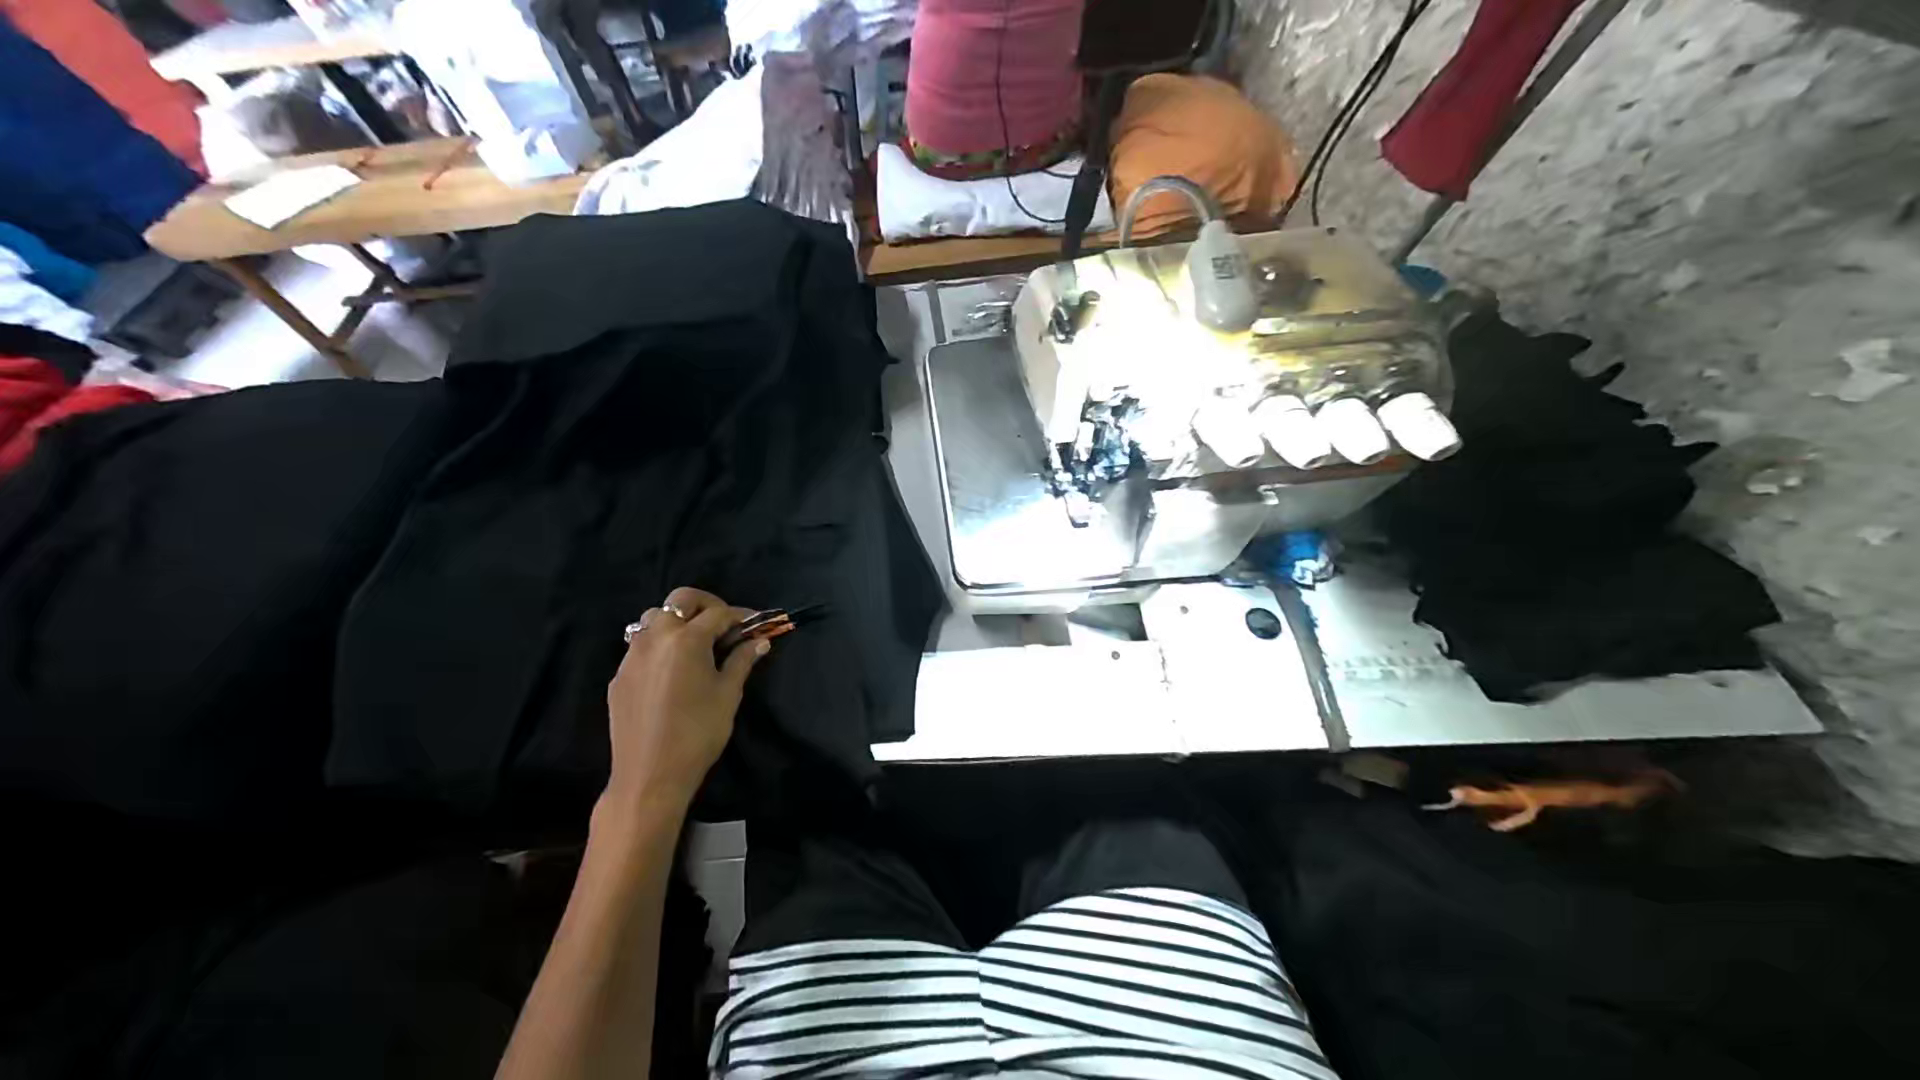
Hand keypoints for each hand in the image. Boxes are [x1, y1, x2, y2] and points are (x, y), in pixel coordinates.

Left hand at [604, 587, 769, 812]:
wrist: (650, 775)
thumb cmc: (698, 733)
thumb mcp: (728, 695)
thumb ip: (742, 661)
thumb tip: (758, 641)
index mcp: (687, 640)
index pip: (718, 613)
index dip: (740, 616)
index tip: (755, 625)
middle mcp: (656, 638)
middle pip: (680, 600)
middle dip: (705, 605)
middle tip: (723, 626)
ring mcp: (632, 656)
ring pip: (654, 618)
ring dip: (677, 622)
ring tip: (695, 645)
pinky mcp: (619, 675)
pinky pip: (640, 646)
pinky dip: (660, 646)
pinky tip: (673, 672)